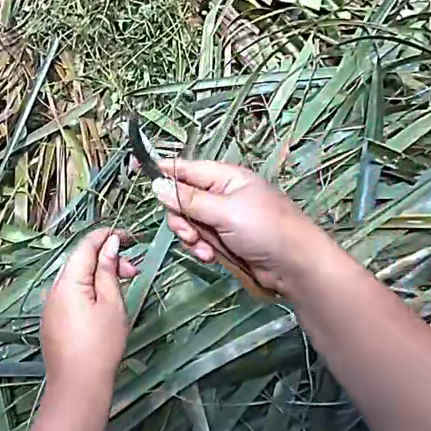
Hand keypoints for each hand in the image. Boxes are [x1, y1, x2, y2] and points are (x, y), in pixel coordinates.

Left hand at [40, 228, 138, 398]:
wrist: (78, 385)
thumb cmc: (101, 344)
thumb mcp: (112, 303)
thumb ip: (108, 270)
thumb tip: (110, 244)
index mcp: (67, 281)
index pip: (85, 245)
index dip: (107, 235)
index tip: (130, 237)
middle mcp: (53, 289)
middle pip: (79, 260)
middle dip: (107, 257)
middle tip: (134, 270)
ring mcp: (50, 306)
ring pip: (75, 278)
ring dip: (99, 274)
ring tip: (123, 285)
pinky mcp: (52, 321)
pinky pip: (70, 294)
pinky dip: (89, 289)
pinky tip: (105, 302)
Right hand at [152, 159, 336, 299]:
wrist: (295, 265)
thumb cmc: (265, 229)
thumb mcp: (225, 211)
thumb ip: (189, 200)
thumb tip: (158, 185)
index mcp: (226, 177)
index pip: (186, 169)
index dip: (162, 169)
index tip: (135, 165)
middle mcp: (223, 195)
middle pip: (182, 200)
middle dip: (181, 218)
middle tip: (189, 232)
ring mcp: (225, 218)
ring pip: (190, 223)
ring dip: (192, 237)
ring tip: (205, 249)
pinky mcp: (227, 240)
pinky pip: (202, 240)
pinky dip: (202, 248)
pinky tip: (210, 257)